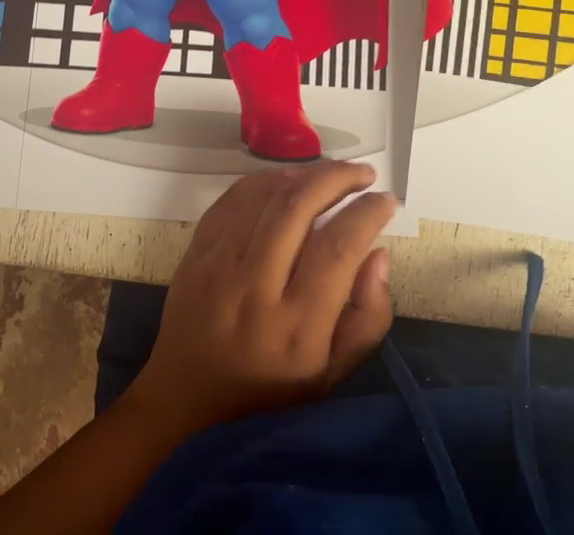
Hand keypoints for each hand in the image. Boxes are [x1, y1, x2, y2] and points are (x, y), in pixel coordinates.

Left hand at [127, 161, 395, 437]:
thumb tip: (380, 254)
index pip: (338, 249)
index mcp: (296, 326)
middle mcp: (255, 289)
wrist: (187, 399)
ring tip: (329, 174)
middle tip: (362, 174)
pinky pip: (230, 200)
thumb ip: (367, 318)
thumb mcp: (333, 375)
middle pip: (297, 208)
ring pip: (263, 197)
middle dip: (337, 178)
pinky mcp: (194, 254)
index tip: (386, 200)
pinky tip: (286, 181)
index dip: (367, 214)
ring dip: (302, 174)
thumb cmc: (270, 393)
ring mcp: (218, 267)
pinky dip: (263, 181)